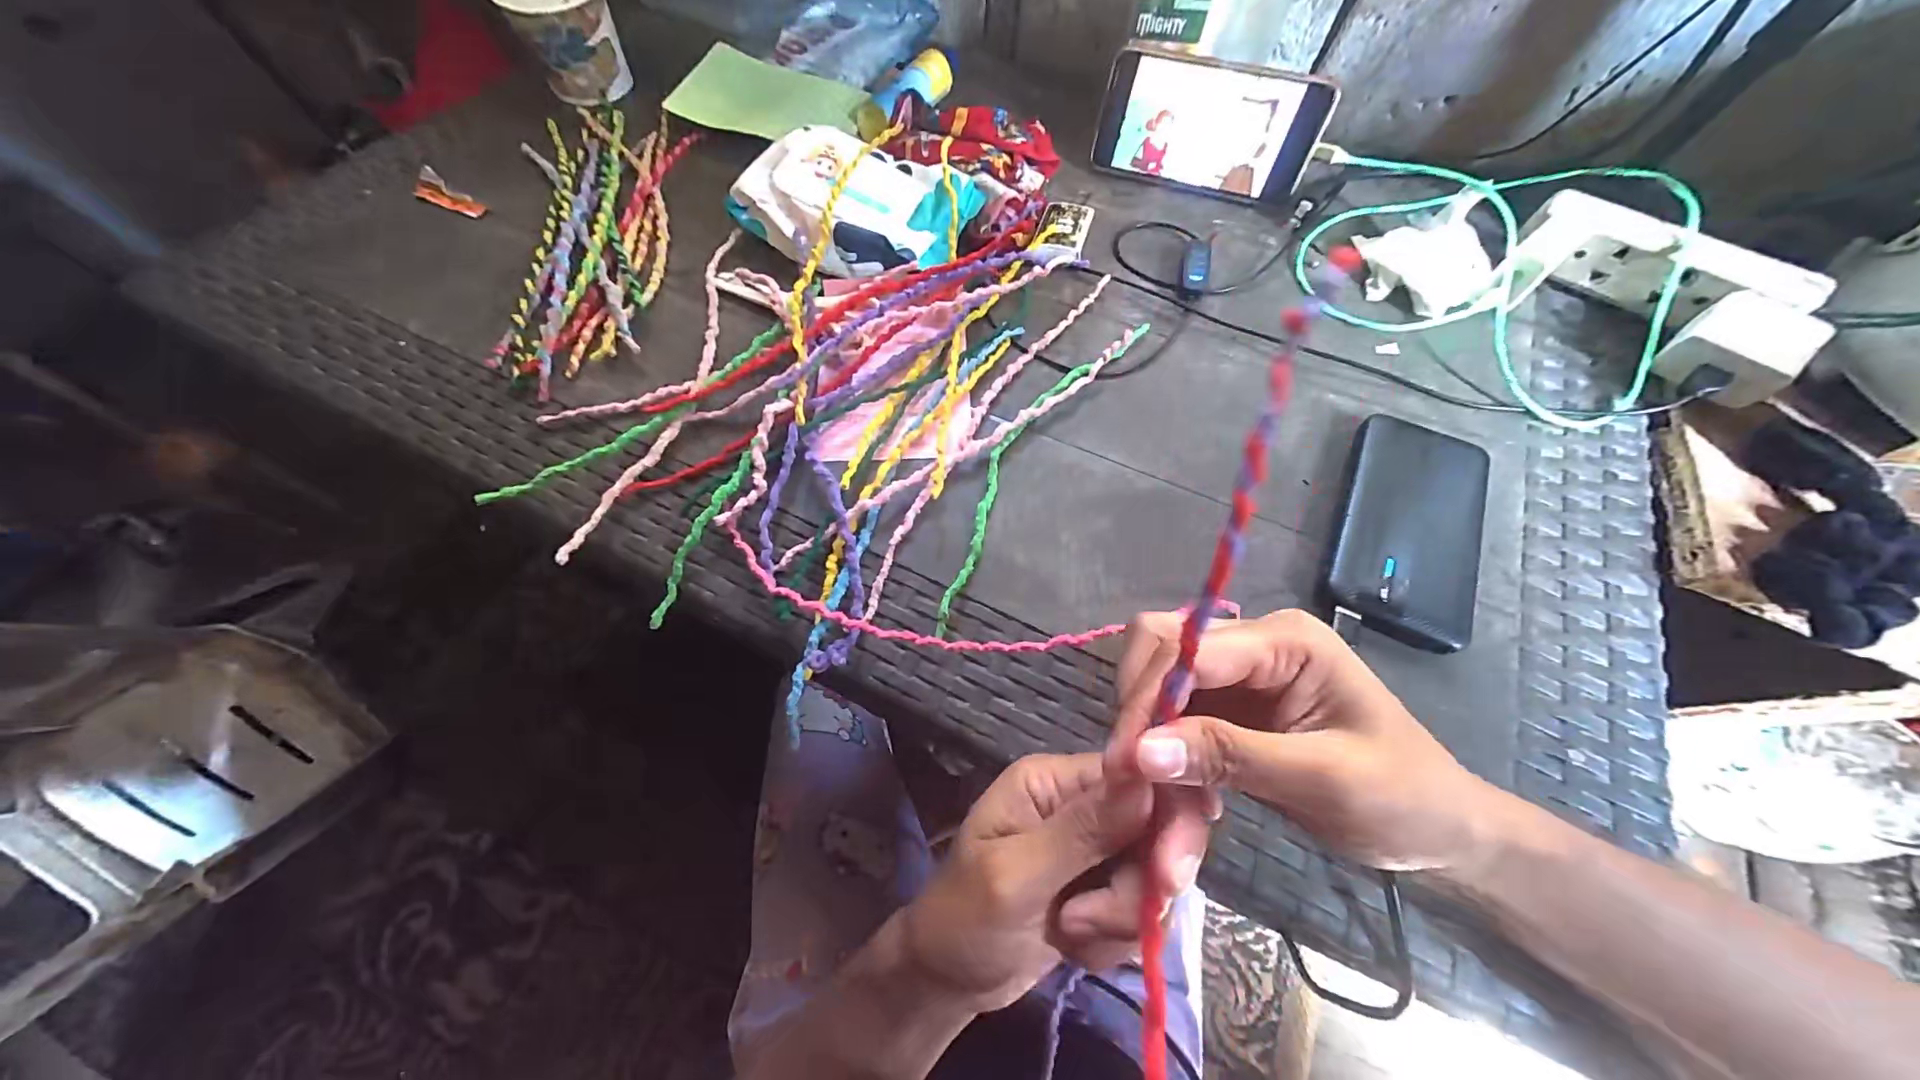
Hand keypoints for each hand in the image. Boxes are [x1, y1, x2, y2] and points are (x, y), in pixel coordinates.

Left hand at [897, 753, 1181, 1013]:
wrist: (948, 979)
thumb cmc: (964, 917)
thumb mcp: (1014, 875)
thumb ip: (1080, 831)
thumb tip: (1145, 777)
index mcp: (1054, 780)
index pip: (1138, 777)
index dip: (1167, 822)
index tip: (1165, 878)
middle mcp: (1080, 804)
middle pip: (1158, 829)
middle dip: (1138, 888)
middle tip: (1090, 922)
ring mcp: (1096, 848)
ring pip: (1156, 877)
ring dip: (1121, 920)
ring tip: (1068, 933)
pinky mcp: (1104, 889)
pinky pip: (1144, 911)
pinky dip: (1117, 939)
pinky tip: (1075, 949)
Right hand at [1105, 609, 1511, 873]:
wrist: (1445, 831)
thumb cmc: (1404, 797)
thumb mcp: (1322, 778)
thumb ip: (1229, 756)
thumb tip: (1140, 751)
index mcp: (1284, 640)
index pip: (1187, 649)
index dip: (1148, 700)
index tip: (1126, 764)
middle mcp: (1252, 645)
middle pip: (1159, 653)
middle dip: (1140, 714)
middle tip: (1134, 779)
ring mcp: (1237, 676)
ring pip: (1158, 691)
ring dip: (1151, 748)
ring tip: (1166, 812)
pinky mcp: (1228, 710)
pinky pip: (1174, 725)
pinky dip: (1168, 765)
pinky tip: (1187, 806)